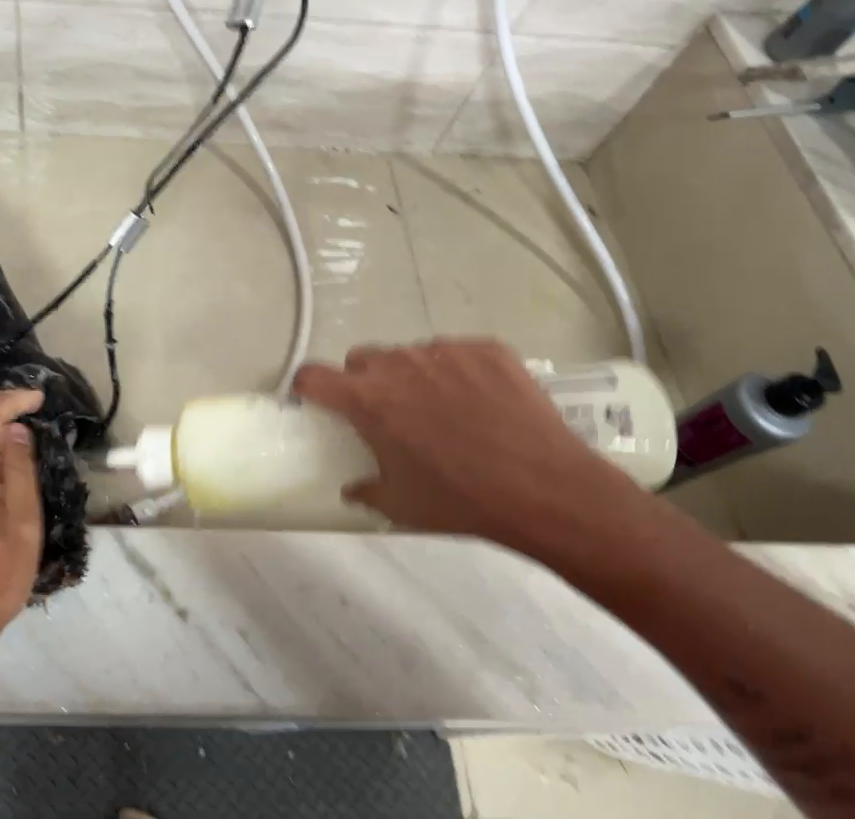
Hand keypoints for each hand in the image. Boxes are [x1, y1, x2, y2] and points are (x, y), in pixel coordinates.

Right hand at [294, 339, 649, 557]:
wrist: (546, 490)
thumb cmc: (461, 500)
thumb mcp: (401, 506)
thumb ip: (366, 489)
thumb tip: (354, 486)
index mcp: (369, 400)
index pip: (313, 375)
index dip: (308, 388)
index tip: (316, 402)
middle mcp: (400, 364)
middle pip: (363, 359)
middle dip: (365, 381)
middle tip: (389, 414)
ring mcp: (447, 351)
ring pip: (413, 355)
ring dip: (414, 377)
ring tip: (447, 412)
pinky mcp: (488, 348)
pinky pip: (459, 353)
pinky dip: (460, 373)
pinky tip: (484, 405)